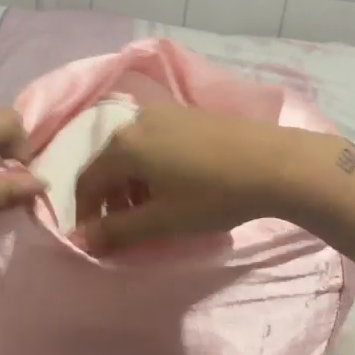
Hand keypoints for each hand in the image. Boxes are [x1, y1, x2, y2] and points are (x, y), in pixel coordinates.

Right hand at [72, 104, 329, 252]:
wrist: (274, 163)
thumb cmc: (212, 195)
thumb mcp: (162, 220)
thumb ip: (116, 231)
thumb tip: (79, 241)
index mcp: (123, 144)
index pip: (87, 181)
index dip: (86, 214)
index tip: (98, 241)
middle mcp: (136, 121)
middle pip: (109, 164)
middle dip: (111, 200)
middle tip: (127, 231)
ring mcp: (164, 113)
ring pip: (133, 153)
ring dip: (133, 185)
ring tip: (153, 213)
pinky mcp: (188, 114)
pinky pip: (155, 143)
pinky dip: (153, 168)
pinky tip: (176, 188)